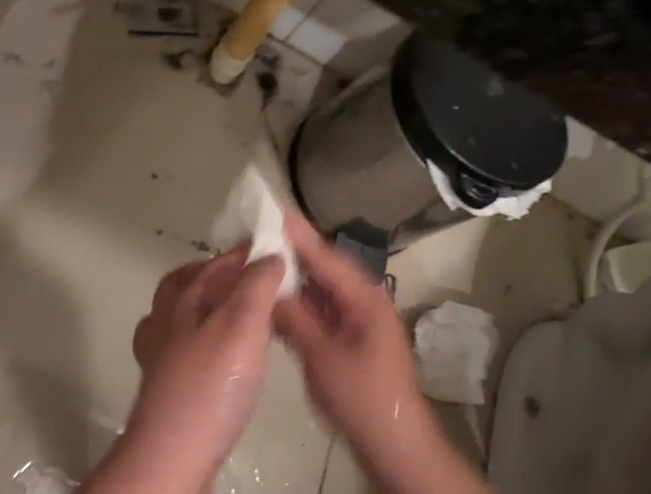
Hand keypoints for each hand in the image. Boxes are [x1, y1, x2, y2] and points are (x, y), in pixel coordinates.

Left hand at [109, 247, 285, 493]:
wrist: (174, 454)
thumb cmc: (211, 383)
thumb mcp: (242, 323)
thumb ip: (256, 285)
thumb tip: (270, 252)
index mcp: (181, 299)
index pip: (216, 263)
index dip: (246, 253)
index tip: (276, 251)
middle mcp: (164, 321)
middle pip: (187, 285)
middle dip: (218, 277)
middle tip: (252, 282)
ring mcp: (160, 357)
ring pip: (183, 318)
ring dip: (211, 310)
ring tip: (244, 320)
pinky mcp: (166, 389)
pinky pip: (186, 350)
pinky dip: (206, 343)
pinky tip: (226, 361)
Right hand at [273, 215, 455, 479]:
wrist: (396, 444)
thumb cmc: (363, 397)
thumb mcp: (322, 356)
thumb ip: (294, 318)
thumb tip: (267, 287)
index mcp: (363, 295)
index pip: (323, 254)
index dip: (296, 231)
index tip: (270, 207)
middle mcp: (363, 299)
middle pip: (322, 267)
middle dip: (290, 253)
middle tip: (253, 236)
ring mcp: (358, 320)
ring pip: (320, 290)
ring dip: (292, 280)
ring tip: (256, 264)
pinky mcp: (351, 340)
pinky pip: (321, 311)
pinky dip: (299, 305)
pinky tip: (273, 304)